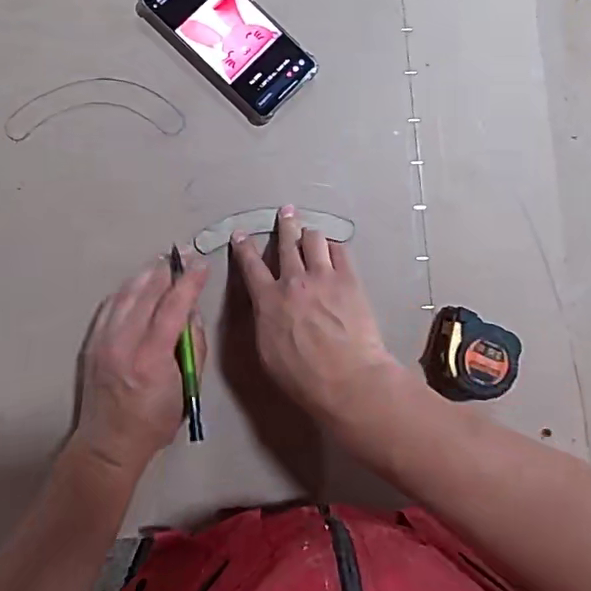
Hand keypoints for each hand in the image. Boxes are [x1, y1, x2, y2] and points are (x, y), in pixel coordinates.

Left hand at [73, 253, 209, 474]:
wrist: (108, 443)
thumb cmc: (154, 423)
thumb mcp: (187, 389)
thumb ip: (193, 347)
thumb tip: (191, 312)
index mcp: (151, 357)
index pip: (173, 306)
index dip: (189, 282)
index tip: (201, 265)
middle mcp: (123, 343)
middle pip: (146, 293)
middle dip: (168, 272)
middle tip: (183, 256)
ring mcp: (103, 341)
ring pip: (125, 295)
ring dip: (145, 275)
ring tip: (161, 263)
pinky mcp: (91, 343)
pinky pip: (109, 306)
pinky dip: (125, 291)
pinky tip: (136, 285)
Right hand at [231, 205, 400, 417]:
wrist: (347, 378)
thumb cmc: (302, 376)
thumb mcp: (266, 352)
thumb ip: (264, 322)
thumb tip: (266, 310)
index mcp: (268, 300)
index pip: (250, 265)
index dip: (244, 247)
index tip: (241, 234)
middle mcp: (293, 281)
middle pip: (287, 243)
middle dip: (285, 224)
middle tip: (286, 211)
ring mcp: (324, 277)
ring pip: (314, 240)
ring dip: (310, 232)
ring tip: (311, 229)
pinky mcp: (350, 280)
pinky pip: (340, 251)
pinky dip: (334, 246)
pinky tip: (334, 247)